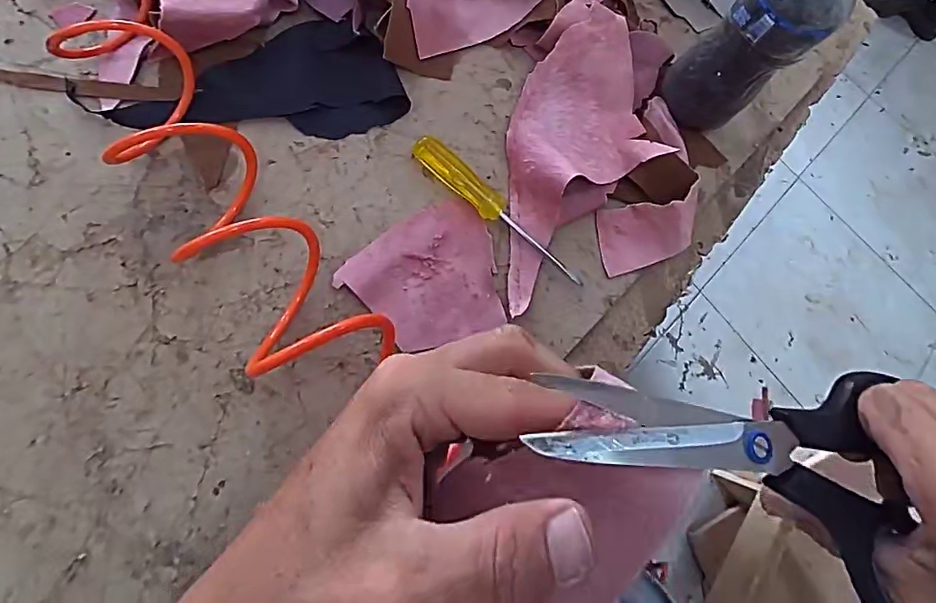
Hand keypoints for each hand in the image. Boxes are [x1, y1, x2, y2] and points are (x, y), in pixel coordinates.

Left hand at [183, 326, 593, 602]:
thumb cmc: (308, 595)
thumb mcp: (402, 585)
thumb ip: (494, 557)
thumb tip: (582, 527)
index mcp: (409, 392)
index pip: (517, 386)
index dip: (576, 412)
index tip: (628, 438)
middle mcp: (411, 378)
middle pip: (508, 358)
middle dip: (560, 388)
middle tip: (604, 432)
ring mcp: (406, 400)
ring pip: (495, 375)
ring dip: (540, 403)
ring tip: (575, 444)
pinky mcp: (404, 429)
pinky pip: (478, 405)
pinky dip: (514, 423)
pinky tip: (522, 463)